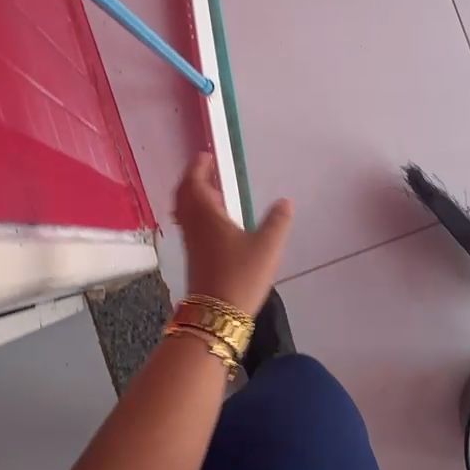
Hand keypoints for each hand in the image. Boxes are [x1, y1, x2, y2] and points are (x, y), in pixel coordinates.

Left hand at [173, 153, 294, 314]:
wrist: (216, 314)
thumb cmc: (240, 276)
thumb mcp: (267, 247)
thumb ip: (278, 221)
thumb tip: (285, 202)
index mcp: (207, 215)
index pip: (195, 182)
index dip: (198, 166)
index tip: (207, 155)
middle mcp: (194, 225)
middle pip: (184, 194)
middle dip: (194, 178)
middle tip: (209, 169)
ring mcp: (192, 242)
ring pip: (185, 210)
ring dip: (194, 195)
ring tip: (213, 191)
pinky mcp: (194, 256)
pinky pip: (190, 224)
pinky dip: (197, 212)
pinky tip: (216, 220)